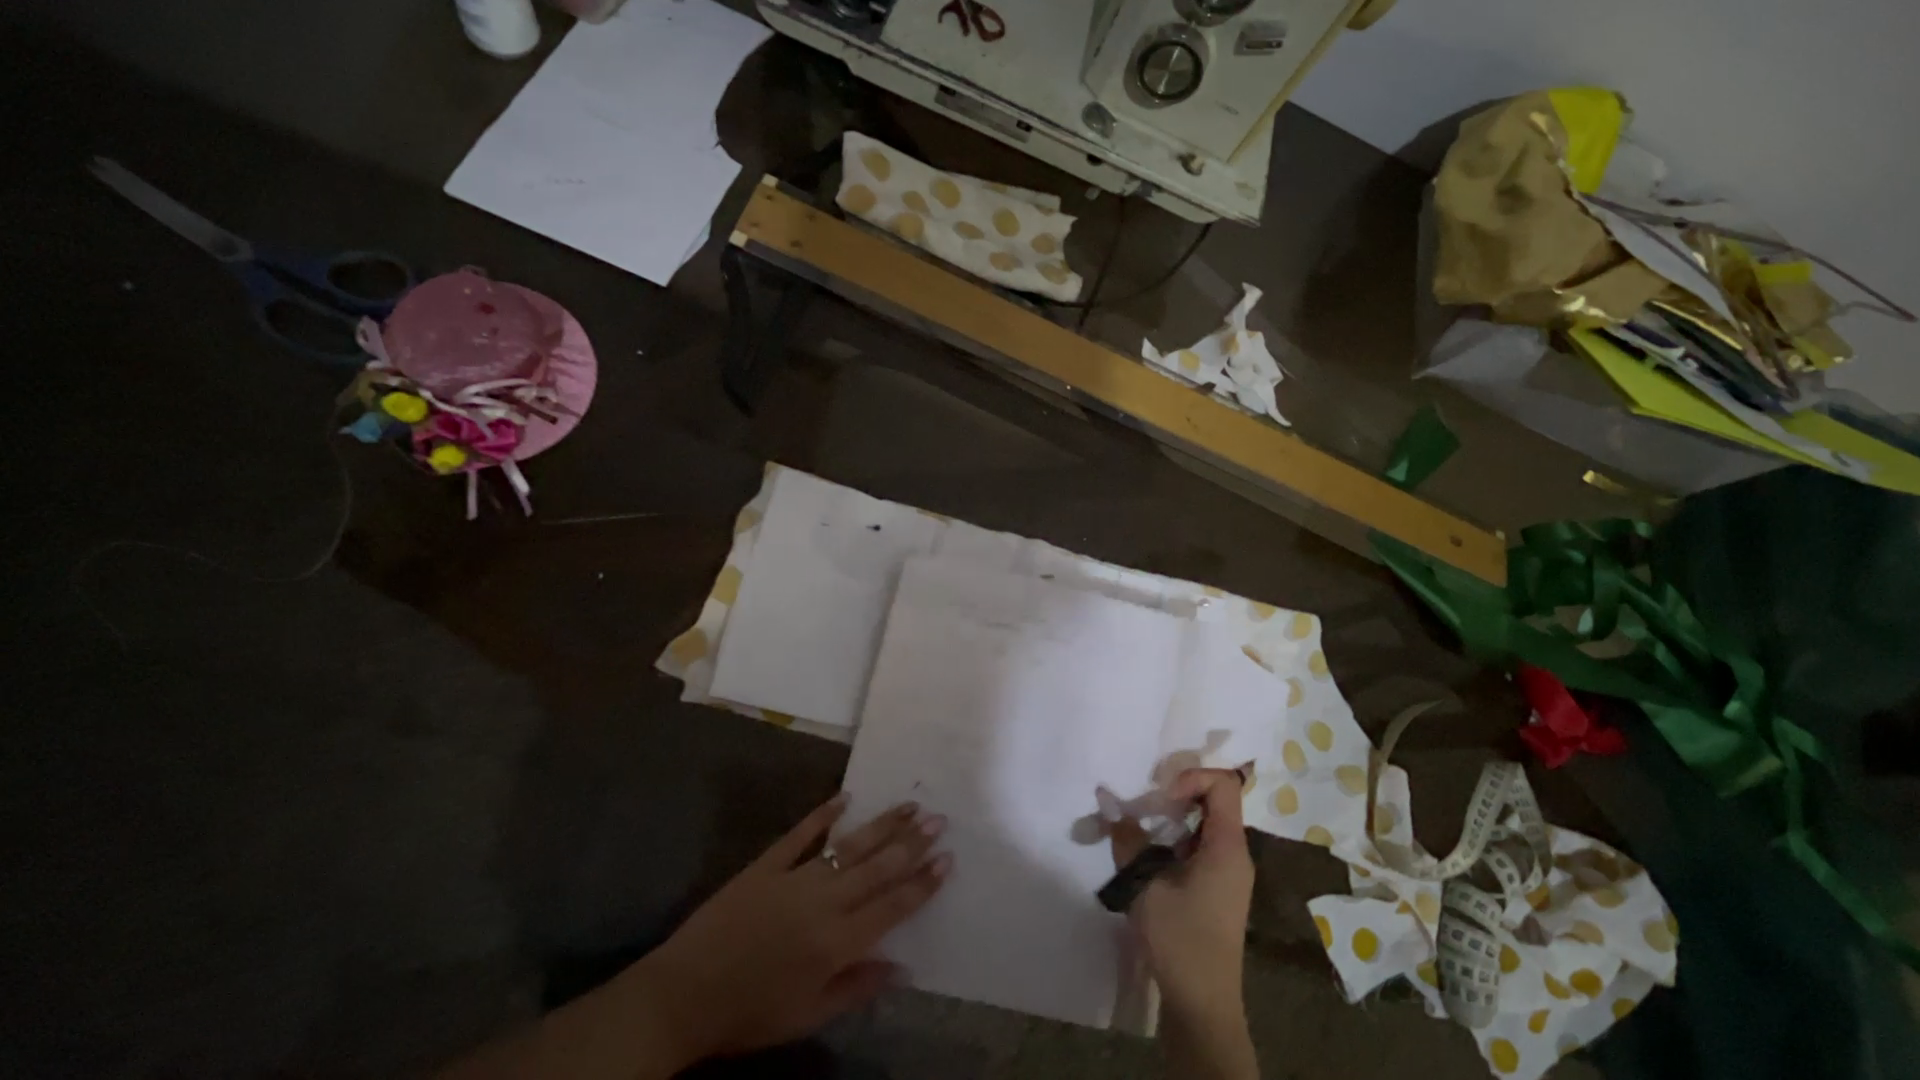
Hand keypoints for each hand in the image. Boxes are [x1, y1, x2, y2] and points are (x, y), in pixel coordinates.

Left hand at [621, 794, 950, 1068]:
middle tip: (939, 819)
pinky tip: (844, 798)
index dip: (922, 883)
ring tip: (909, 805)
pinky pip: (799, 835)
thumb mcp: (809, 1015)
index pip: (892, 906)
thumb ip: (857, 987)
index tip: (948, 859)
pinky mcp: (763, 866)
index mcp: (837, 942)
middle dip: (911, 843)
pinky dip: (822, 815)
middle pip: (876, 867)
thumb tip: (904, 967)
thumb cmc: (751, 1013)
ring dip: (881, 825)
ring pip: (847, 846)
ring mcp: (792, 878)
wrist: (683, 995)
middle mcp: (822, 903)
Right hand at [1111, 768, 1255, 1079]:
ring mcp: (1228, 874)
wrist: (1202, 1003)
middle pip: (1213, 802)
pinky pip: (1198, 849)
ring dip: (1168, 823)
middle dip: (1172, 798)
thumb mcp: (1145, 886)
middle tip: (1138, 811)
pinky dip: (1172, 844)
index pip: (1223, 784)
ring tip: (1134, 834)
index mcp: (1228, 847)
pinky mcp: (1216, 891)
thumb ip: (1128, 839)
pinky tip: (1144, 861)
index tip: (1158, 800)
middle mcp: (1235, 854)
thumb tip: (1109, 801)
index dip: (1189, 778)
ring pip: (1202, 827)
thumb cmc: (1180, 940)